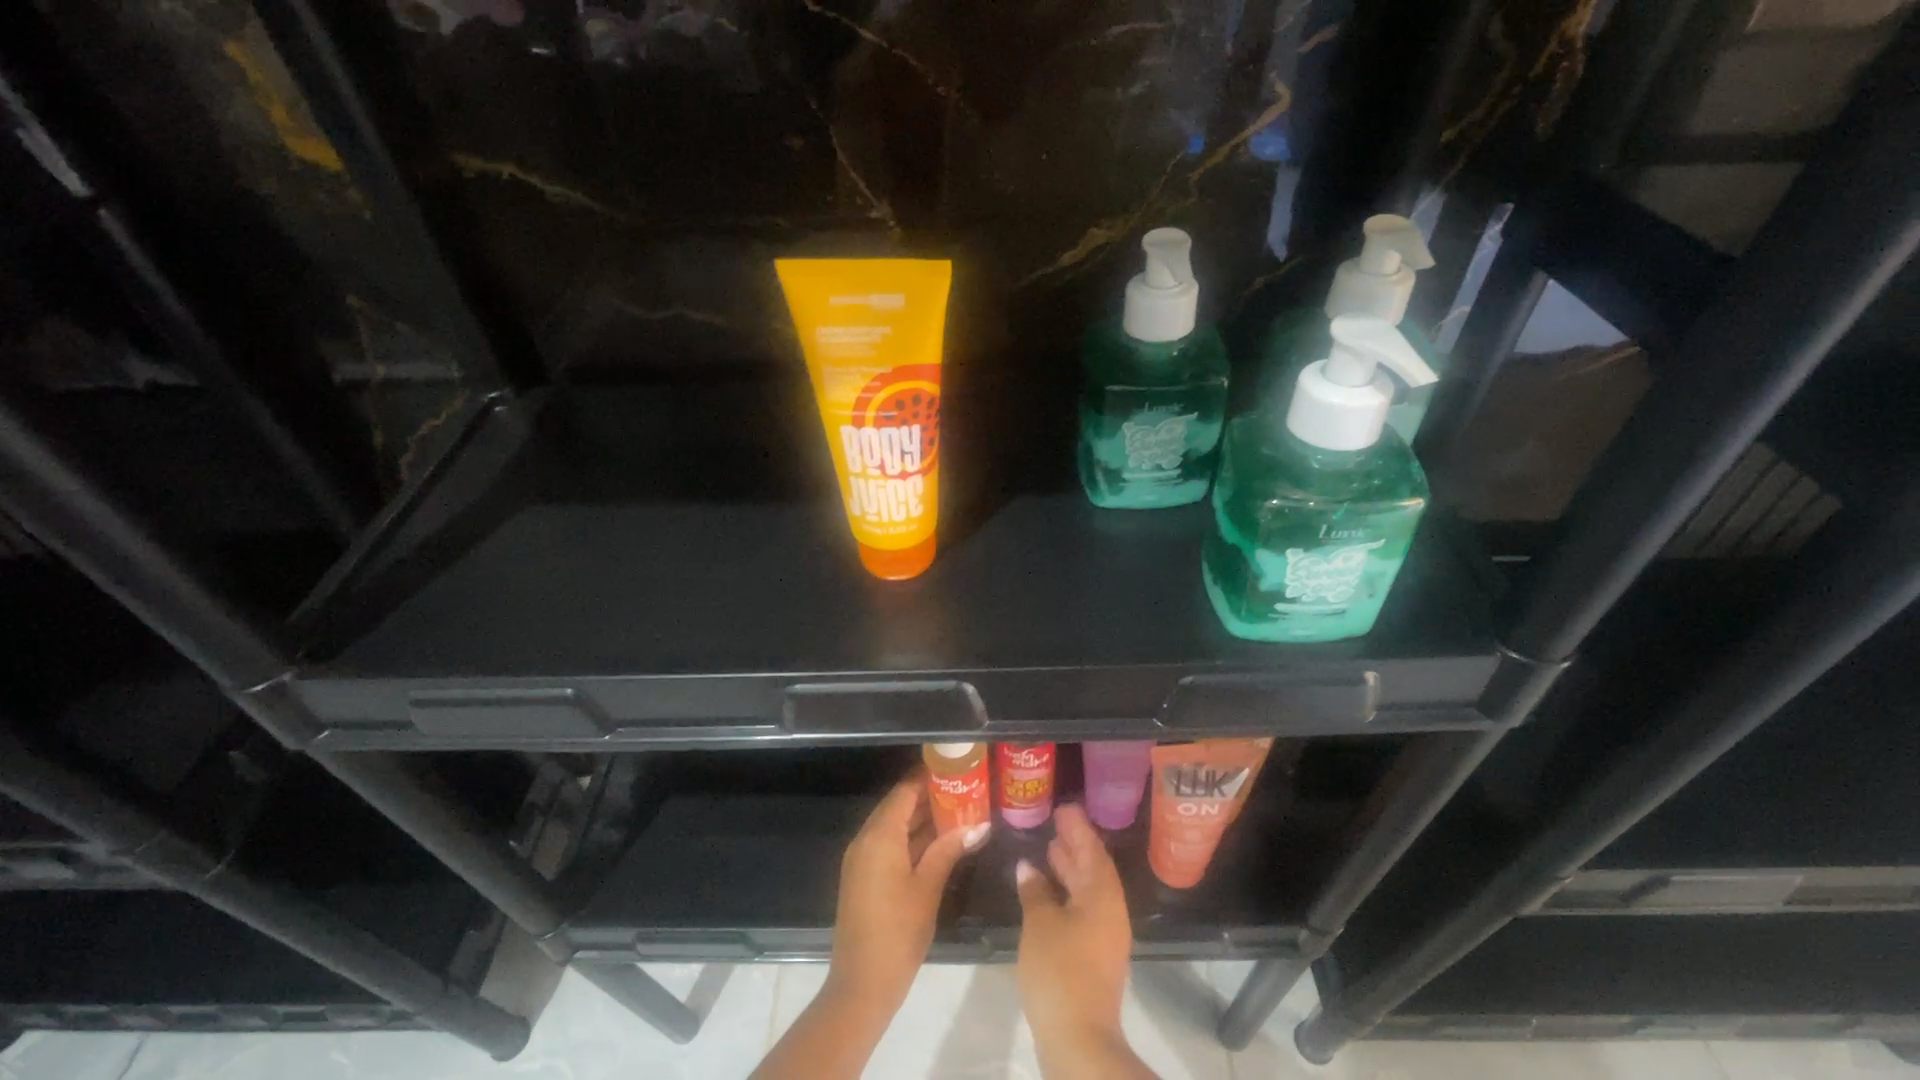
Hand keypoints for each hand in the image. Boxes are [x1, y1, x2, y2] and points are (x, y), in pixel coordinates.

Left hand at [828, 773, 988, 1008]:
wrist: (863, 982)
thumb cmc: (898, 931)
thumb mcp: (928, 887)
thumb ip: (949, 849)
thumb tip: (979, 824)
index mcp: (879, 836)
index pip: (904, 792)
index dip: (929, 777)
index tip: (957, 767)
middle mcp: (865, 840)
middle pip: (898, 806)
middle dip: (930, 797)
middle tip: (968, 789)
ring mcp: (863, 860)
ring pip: (895, 827)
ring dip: (923, 819)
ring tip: (962, 809)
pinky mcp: (865, 877)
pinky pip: (889, 845)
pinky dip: (913, 839)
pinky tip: (942, 841)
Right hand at [1014, 803, 1133, 1047]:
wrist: (1079, 1036)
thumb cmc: (1059, 970)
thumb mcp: (1040, 923)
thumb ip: (1035, 891)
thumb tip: (1028, 866)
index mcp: (1102, 896)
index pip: (1092, 851)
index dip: (1078, 829)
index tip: (1065, 807)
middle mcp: (1109, 912)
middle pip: (1093, 870)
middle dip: (1075, 846)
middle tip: (1056, 823)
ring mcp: (1104, 936)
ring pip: (1088, 892)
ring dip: (1070, 870)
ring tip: (1049, 849)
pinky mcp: (1094, 956)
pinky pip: (1082, 910)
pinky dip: (1066, 894)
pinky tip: (1045, 893)